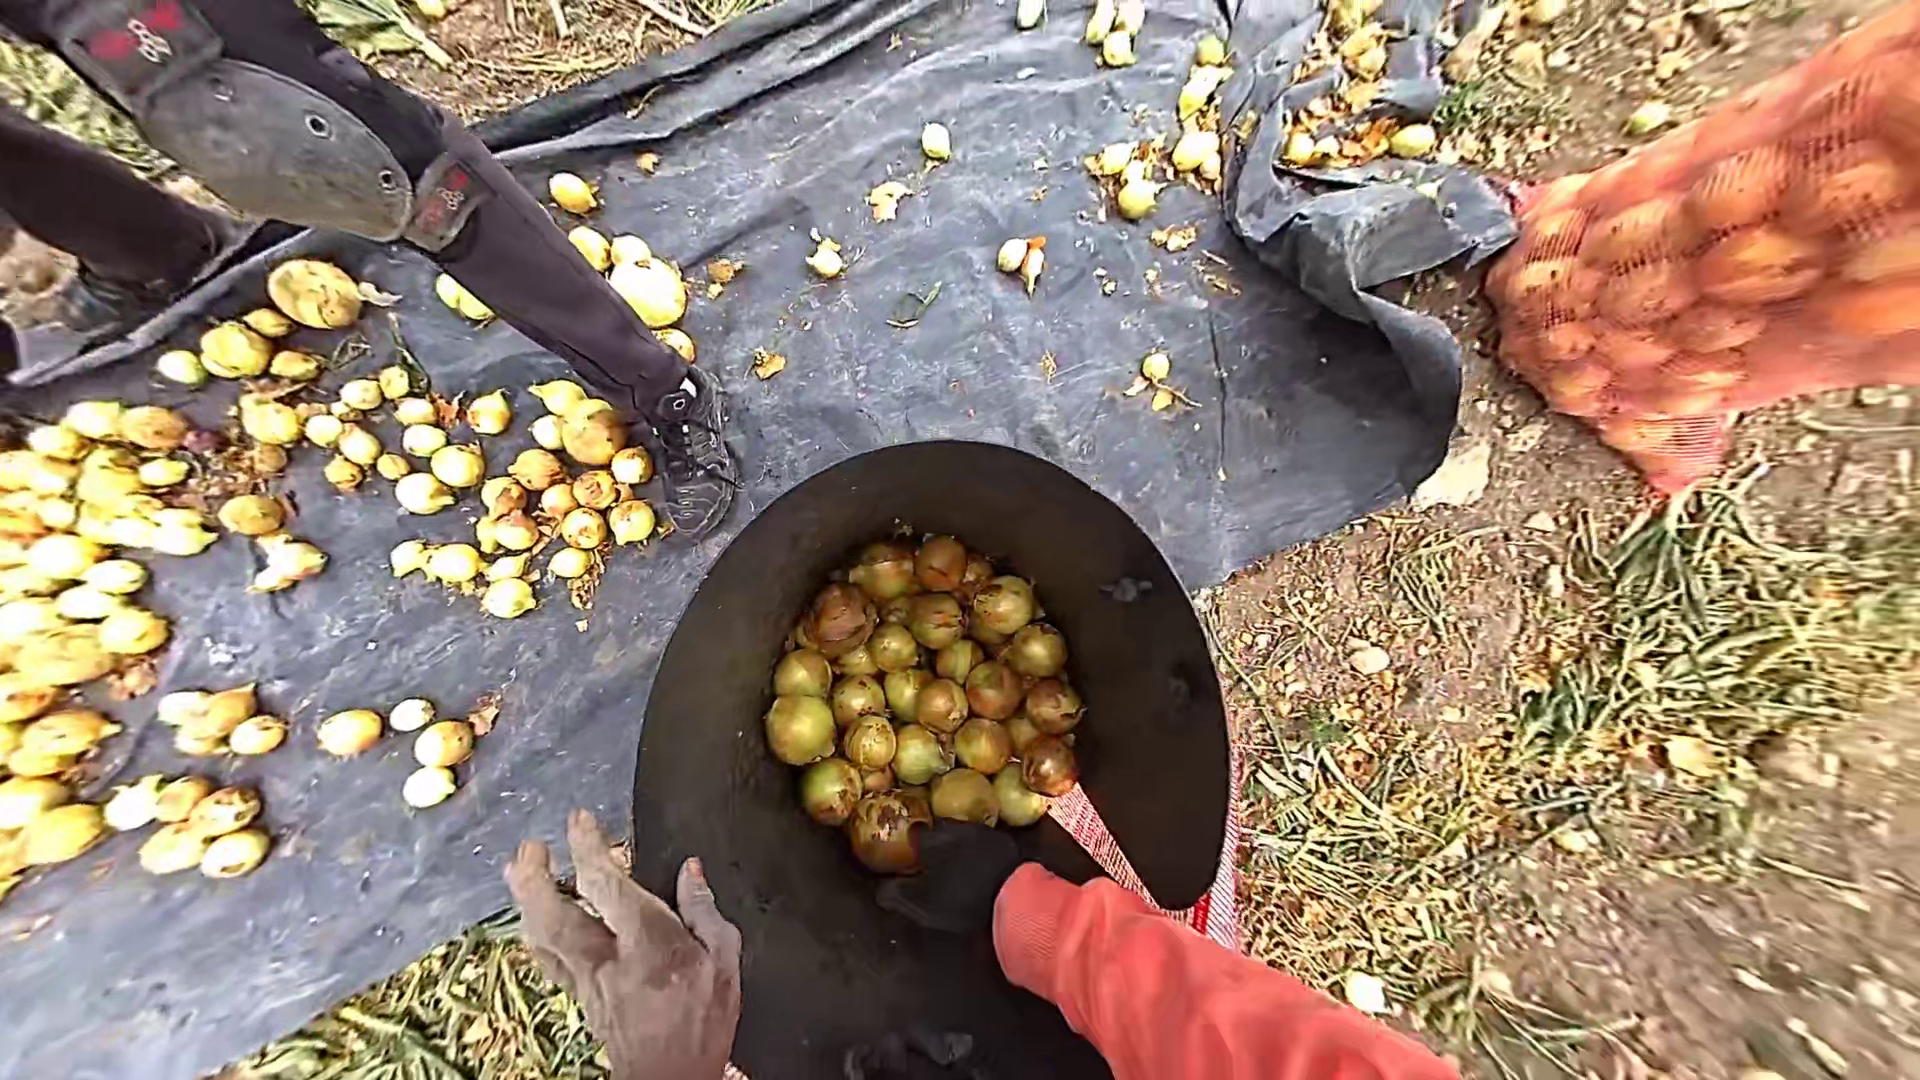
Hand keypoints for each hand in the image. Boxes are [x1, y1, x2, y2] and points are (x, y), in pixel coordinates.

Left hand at [505, 809, 740, 1079]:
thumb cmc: (705, 1018)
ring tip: (518, 869)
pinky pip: (551, 959)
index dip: (588, 850)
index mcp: (648, 944)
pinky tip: (533, 920)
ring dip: (528, 900)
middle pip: (557, 916)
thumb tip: (690, 869)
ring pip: (546, 937)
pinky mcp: (582, 998)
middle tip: (527, 847)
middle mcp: (607, 962)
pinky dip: (538, 932)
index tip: (578, 820)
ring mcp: (588, 983)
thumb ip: (704, 909)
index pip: (607, 888)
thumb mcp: (725, 958)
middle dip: (536, 878)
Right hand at [874, 823, 1023, 932]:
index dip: (913, 842)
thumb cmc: (961, 901)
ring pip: (962, 831)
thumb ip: (899, 895)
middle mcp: (955, 828)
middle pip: (940, 827)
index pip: (916, 832)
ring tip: (958, 858)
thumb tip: (880, 889)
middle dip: (937, 838)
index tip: (913, 851)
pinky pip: (984, 839)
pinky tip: (981, 862)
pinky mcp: (1002, 838)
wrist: (1011, 894)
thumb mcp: (924, 906)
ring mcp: (981, 831)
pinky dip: (979, 847)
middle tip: (935, 855)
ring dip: (958, 841)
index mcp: (933, 841)